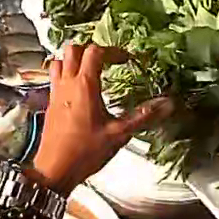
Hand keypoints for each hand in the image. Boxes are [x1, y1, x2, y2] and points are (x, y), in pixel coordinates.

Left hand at [29, 44, 171, 193]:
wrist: (54, 169)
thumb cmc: (85, 151)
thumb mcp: (119, 134)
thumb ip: (143, 116)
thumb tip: (168, 103)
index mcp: (84, 86)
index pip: (95, 52)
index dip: (112, 51)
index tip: (126, 60)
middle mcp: (66, 84)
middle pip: (73, 49)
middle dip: (91, 49)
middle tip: (108, 60)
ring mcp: (55, 93)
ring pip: (59, 61)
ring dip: (74, 59)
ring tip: (91, 69)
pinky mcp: (49, 104)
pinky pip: (54, 78)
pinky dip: (65, 74)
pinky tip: (77, 89)